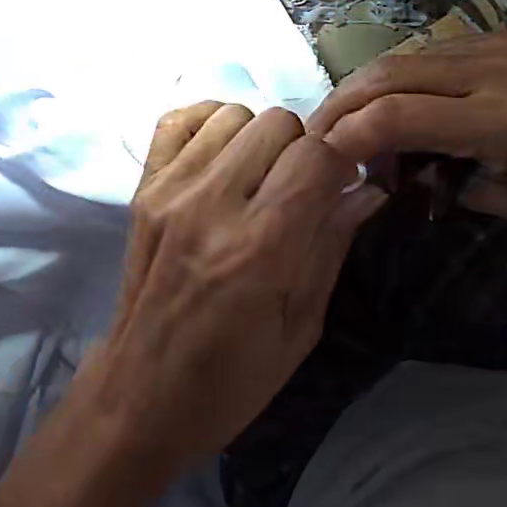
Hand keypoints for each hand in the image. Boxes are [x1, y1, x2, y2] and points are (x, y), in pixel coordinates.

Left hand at [0, 103, 385, 506]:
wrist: (139, 392)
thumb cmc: (230, 380)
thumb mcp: (301, 328)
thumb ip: (331, 245)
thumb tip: (367, 187)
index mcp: (258, 250)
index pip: (316, 156)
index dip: (341, 161)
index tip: (342, 182)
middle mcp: (210, 206)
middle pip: (277, 122)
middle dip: (303, 147)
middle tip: (299, 184)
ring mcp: (169, 190)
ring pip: (234, 113)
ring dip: (258, 137)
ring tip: (258, 175)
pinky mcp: (142, 186)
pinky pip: (179, 118)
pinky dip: (209, 124)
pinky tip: (221, 156)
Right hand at [307, 30, 506, 242]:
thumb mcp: (502, 201)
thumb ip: (432, 176)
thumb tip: (372, 163)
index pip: (401, 114)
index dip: (350, 132)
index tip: (317, 155)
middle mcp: (499, 68)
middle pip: (390, 73)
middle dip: (342, 102)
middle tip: (314, 132)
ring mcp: (498, 44)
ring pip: (401, 59)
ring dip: (363, 90)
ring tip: (341, 123)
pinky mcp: (496, 38)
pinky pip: (424, 56)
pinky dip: (394, 82)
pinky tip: (382, 107)